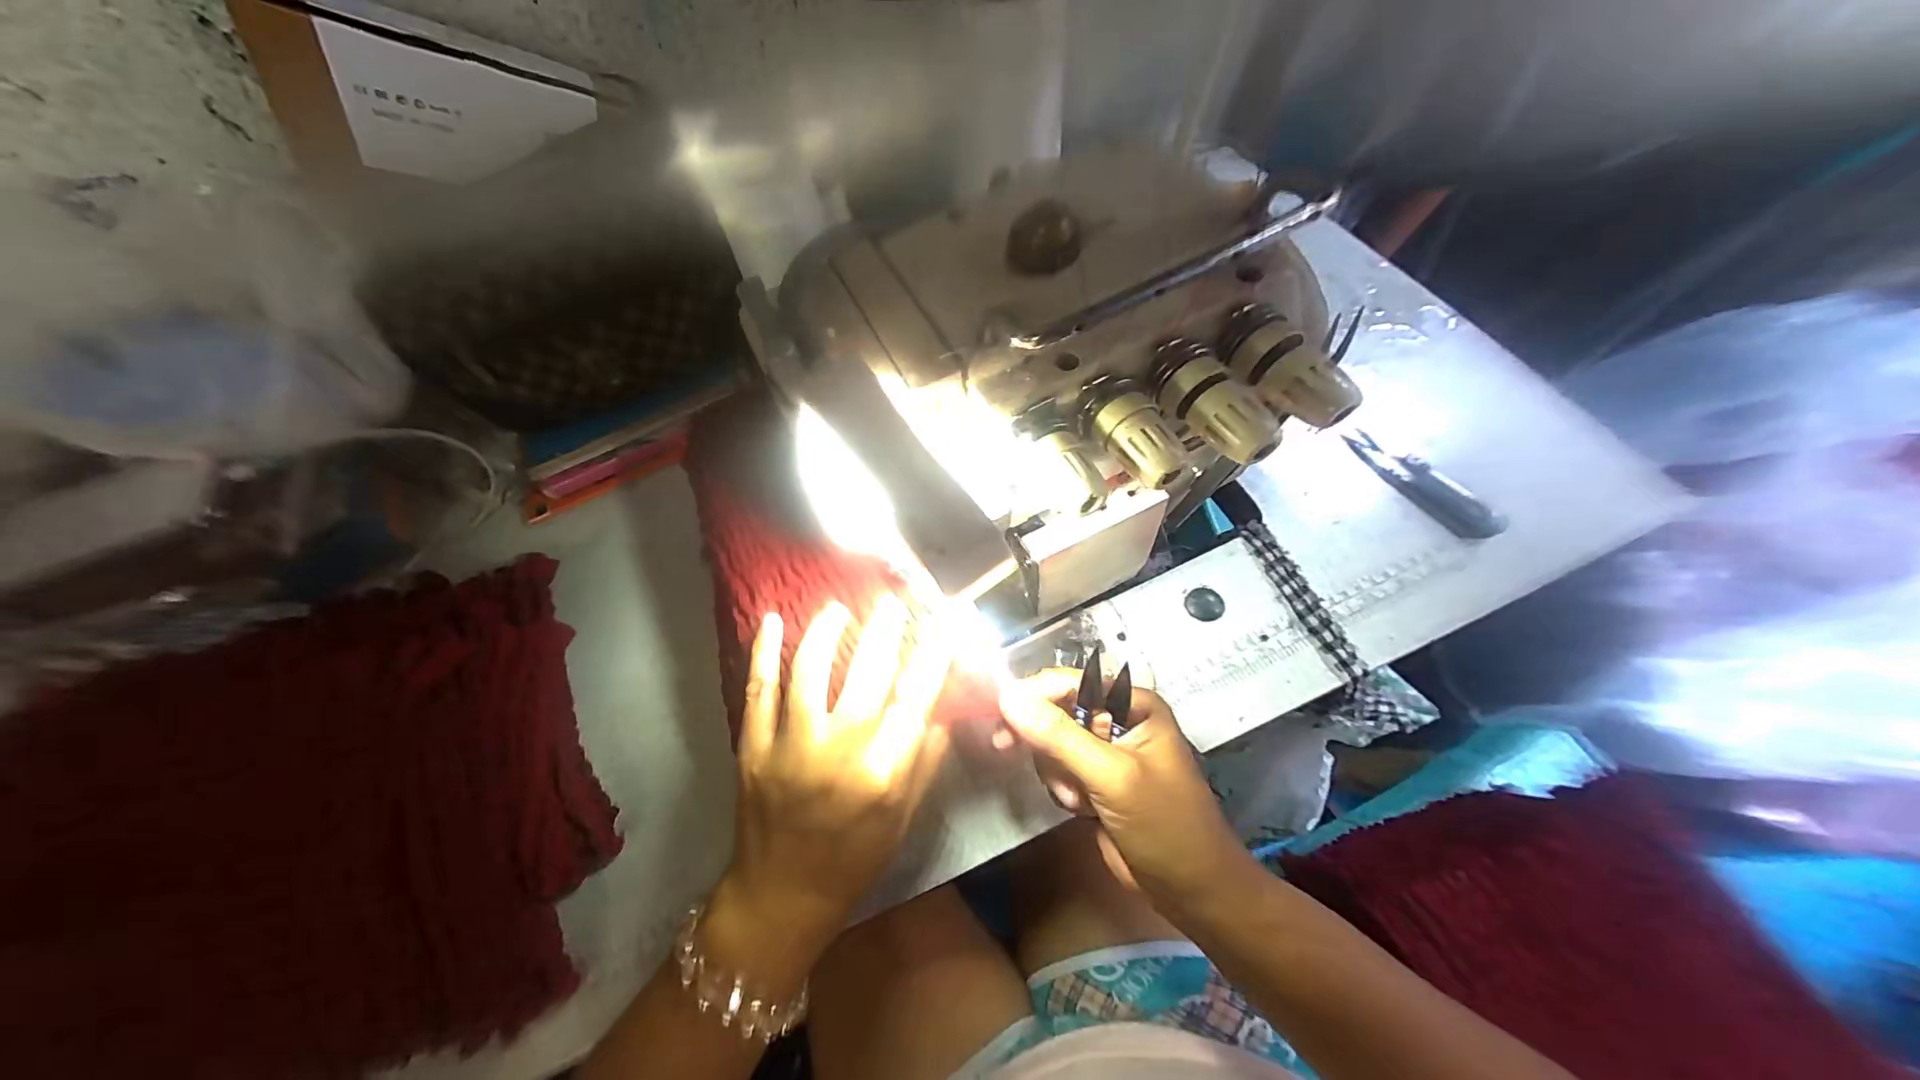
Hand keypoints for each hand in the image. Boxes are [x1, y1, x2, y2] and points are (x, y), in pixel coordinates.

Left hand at [719, 596, 951, 945]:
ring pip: (809, 670)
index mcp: (884, 773)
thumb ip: (926, 755)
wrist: (781, 896)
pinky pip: (758, 690)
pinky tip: (771, 619)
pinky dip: (763, 651)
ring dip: (825, 629)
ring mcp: (789, 748)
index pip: (917, 695)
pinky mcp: (750, 749)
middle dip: (884, 627)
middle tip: (892, 598)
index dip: (934, 651)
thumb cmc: (855, 859)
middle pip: (867, 672)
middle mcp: (839, 752)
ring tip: (839, 607)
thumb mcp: (905, 815)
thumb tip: (944, 698)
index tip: (945, 617)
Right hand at [997, 670, 1250, 912]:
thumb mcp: (1111, 776)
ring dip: (1055, 771)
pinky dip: (1062, 788)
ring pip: (1052, 742)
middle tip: (1008, 747)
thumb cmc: (1165, 825)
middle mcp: (1119, 719)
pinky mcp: (1095, 779)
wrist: (1190, 889)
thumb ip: (1059, 737)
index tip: (1001, 712)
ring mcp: (1106, 751)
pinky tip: (1082, 809)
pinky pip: (1058, 769)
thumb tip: (1009, 699)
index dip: (1035, 693)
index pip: (1072, 682)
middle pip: (1056, 709)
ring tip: (1078, 799)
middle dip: (1044, 740)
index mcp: (1134, 704)